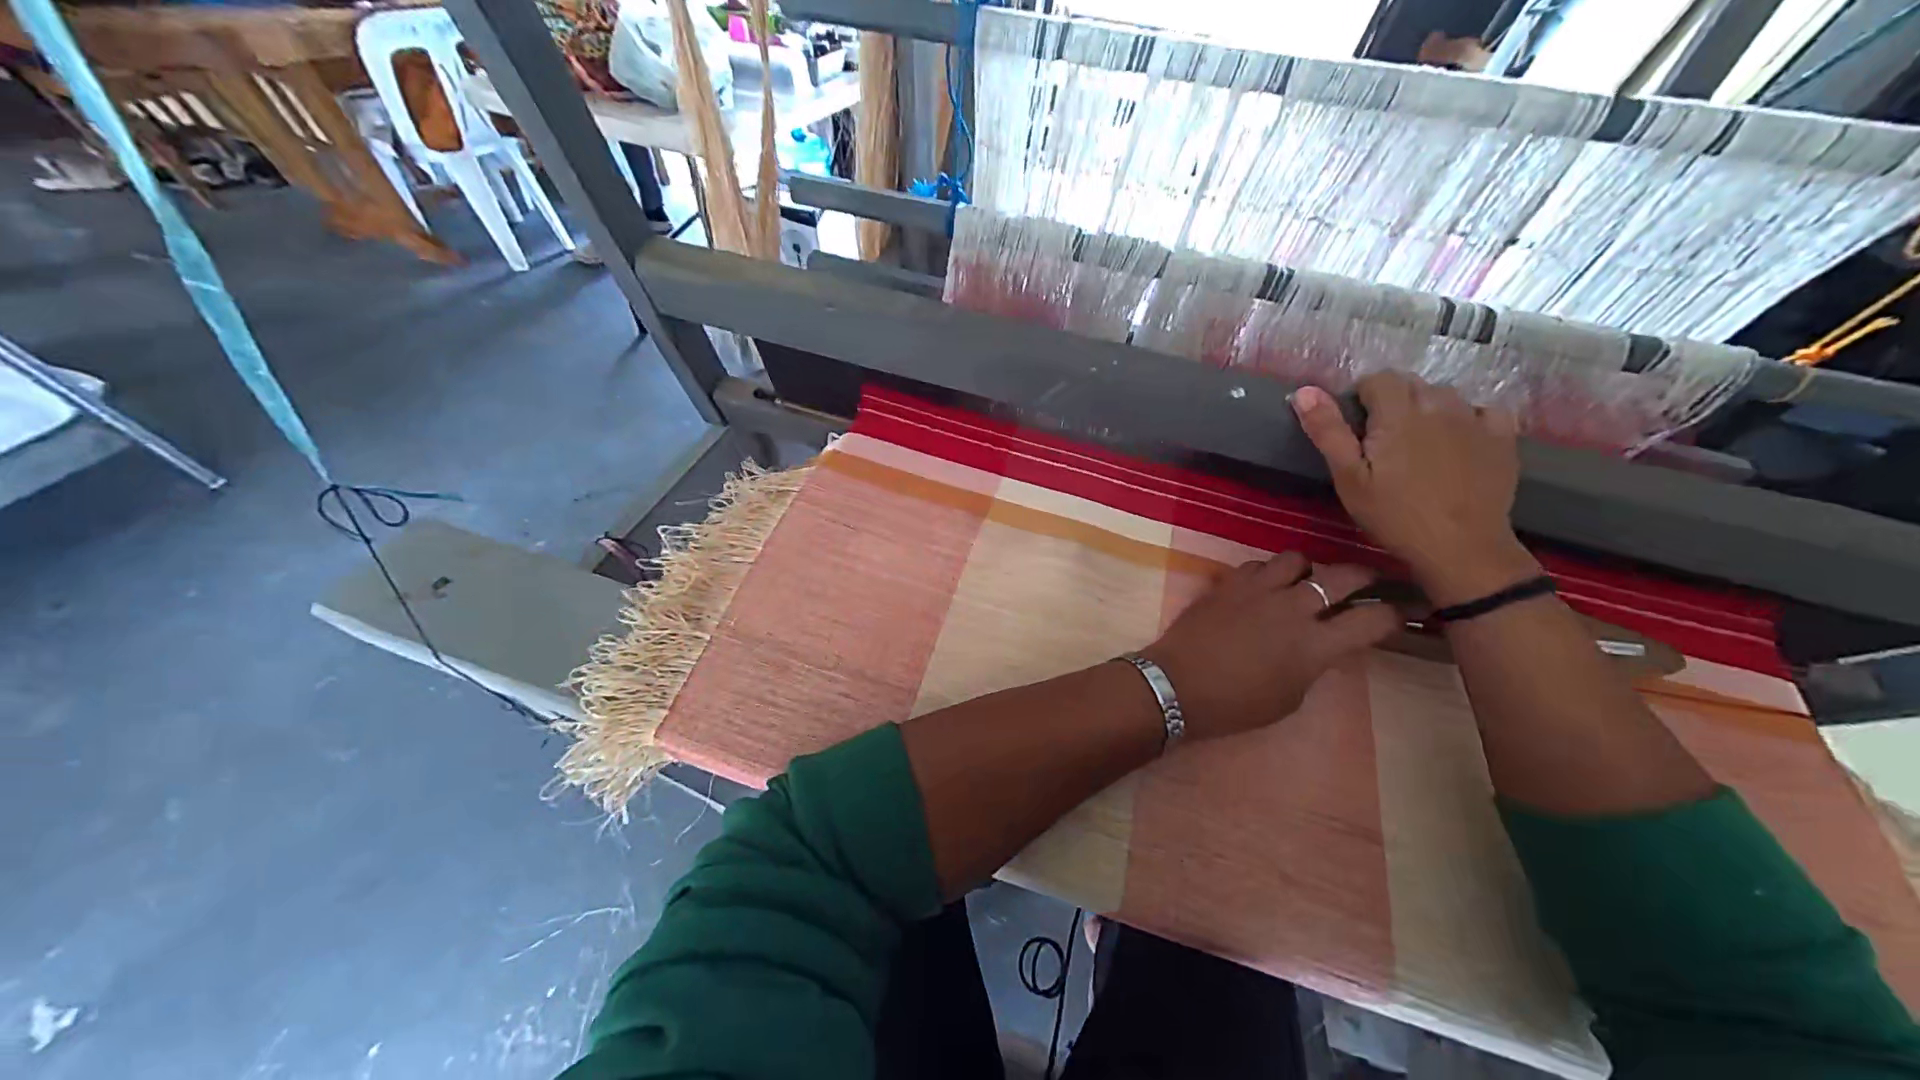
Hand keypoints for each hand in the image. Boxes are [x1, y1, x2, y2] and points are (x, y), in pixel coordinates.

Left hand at [1138, 553, 1398, 740]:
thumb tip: (1321, 646)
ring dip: (1308, 569)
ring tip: (1305, 580)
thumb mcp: (1289, 698)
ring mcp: (1259, 590)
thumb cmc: (1235, 705)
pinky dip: (1268, 572)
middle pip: (1343, 575)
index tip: (1399, 613)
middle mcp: (1294, 608)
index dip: (1393, 615)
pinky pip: (1258, 564)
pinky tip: (1263, 585)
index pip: (1373, 620)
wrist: (1177, 685)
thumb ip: (1313, 665)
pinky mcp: (1229, 583)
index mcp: (1316, 645)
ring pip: (1297, 558)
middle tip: (1366, 581)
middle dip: (1363, 575)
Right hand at [1290, 373, 1540, 607]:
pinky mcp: (1503, 437)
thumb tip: (1304, 391)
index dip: (1362, 398)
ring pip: (1445, 395)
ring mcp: (1476, 418)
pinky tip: (1457, 443)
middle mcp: (1440, 404)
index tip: (1356, 429)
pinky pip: (1482, 410)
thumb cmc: (1394, 515)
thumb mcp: (1348, 478)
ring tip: (1417, 444)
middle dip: (1393, 402)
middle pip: (1411, 383)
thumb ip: (1328, 431)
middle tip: (1381, 443)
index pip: (1378, 379)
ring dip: (1427, 408)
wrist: (1461, 547)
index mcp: (1399, 412)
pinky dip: (1466, 418)